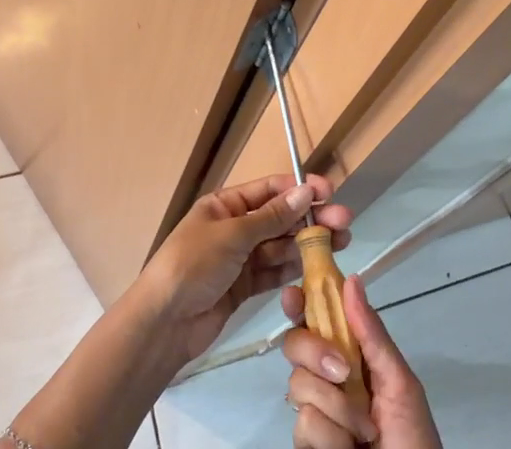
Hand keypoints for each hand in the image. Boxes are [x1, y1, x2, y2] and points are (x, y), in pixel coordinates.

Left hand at [133, 173, 353, 362]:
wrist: (165, 321)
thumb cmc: (193, 264)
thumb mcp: (233, 234)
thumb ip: (272, 216)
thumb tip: (305, 191)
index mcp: (225, 205)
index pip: (269, 190)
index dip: (299, 189)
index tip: (329, 192)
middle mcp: (235, 227)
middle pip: (280, 218)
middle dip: (311, 218)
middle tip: (345, 220)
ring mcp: (240, 258)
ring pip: (281, 245)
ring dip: (309, 243)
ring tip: (342, 242)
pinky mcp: (245, 286)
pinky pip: (275, 272)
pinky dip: (295, 269)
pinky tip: (319, 267)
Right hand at [282, 275, 439, 448]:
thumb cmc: (413, 437)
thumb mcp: (400, 382)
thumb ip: (371, 334)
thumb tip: (352, 279)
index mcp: (352, 357)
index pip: (317, 320)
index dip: (301, 304)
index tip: (293, 295)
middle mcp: (328, 379)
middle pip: (294, 345)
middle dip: (315, 354)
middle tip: (343, 373)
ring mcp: (316, 412)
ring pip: (298, 386)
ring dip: (337, 409)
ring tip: (363, 431)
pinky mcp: (307, 443)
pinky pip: (303, 426)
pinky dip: (331, 438)